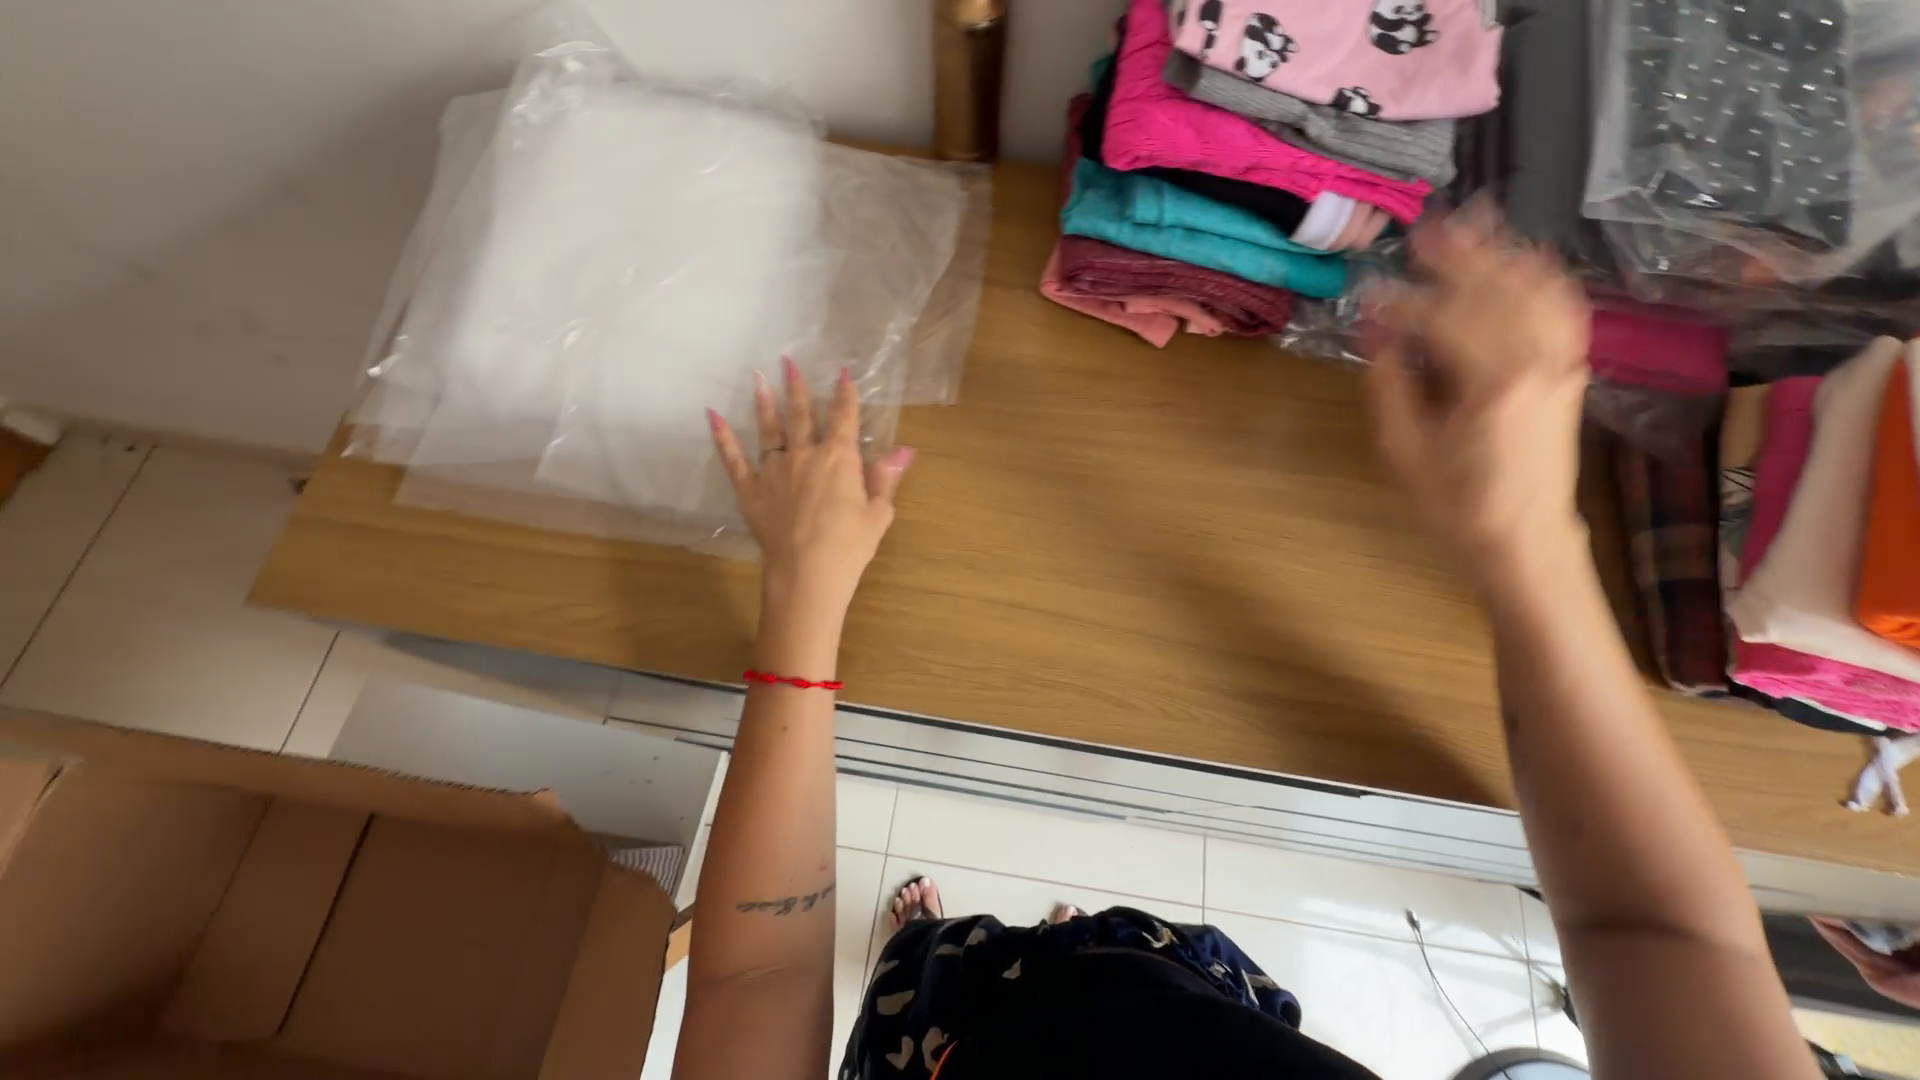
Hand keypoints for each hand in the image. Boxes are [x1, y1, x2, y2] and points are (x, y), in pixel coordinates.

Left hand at [709, 358, 913, 619]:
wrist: (806, 574)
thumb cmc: (850, 546)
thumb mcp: (878, 513)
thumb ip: (886, 478)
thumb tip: (904, 450)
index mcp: (839, 458)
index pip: (844, 417)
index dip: (845, 394)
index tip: (842, 372)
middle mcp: (805, 454)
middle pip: (801, 415)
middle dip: (798, 387)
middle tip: (789, 363)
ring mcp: (774, 470)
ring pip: (769, 429)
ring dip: (764, 402)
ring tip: (758, 378)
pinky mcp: (750, 489)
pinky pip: (734, 459)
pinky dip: (723, 437)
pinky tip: (712, 416)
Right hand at [1363, 206, 1590, 585]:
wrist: (1524, 534)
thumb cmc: (1453, 501)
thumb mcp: (1402, 448)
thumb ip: (1388, 382)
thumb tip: (1375, 327)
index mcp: (1490, 382)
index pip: (1441, 318)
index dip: (1403, 301)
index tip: (1372, 292)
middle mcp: (1535, 359)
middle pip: (1493, 288)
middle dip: (1456, 254)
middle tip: (1423, 229)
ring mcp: (1561, 360)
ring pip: (1532, 288)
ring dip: (1499, 252)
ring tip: (1470, 221)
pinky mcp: (1570, 368)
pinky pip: (1562, 308)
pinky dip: (1541, 276)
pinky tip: (1524, 256)